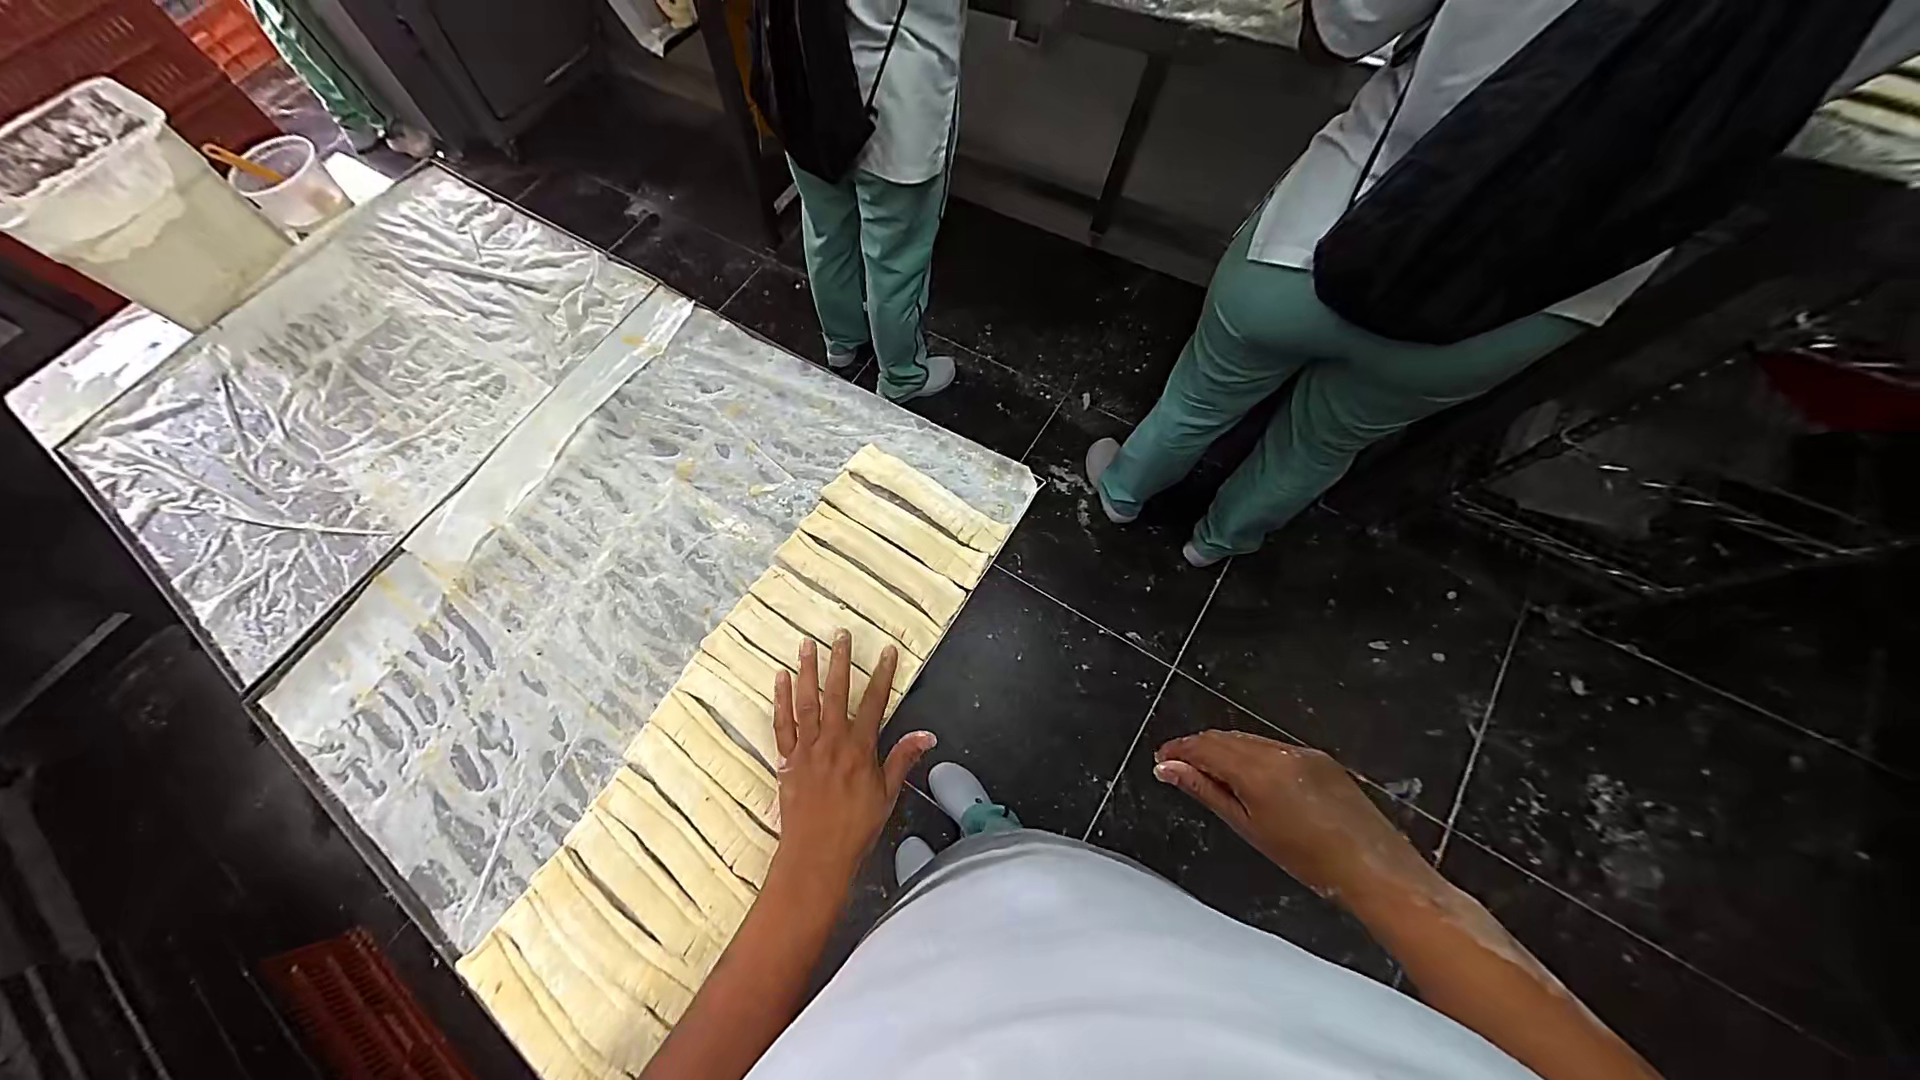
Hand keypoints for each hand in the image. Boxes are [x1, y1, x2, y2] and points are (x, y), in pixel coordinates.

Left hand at [770, 631, 934, 886]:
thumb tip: (928, 735)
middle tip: (841, 634)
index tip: (888, 651)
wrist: (815, 855)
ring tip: (806, 645)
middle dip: (841, 661)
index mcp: (860, 748)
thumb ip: (903, 759)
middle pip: (838, 693)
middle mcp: (833, 741)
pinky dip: (780, 700)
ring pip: (807, 701)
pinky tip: (779, 679)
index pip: (875, 702)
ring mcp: (807, 748)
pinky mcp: (787, 759)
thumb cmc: (856, 827)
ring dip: (807, 671)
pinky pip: (782, 724)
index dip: (883, 674)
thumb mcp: (887, 794)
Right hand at [1153, 730, 1432, 903]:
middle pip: (1223, 737)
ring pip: (1246, 739)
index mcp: (1256, 769)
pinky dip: (1250, 754)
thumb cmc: (1309, 859)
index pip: (1203, 747)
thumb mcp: (1247, 827)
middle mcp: (1277, 751)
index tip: (1162, 759)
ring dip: (1222, 749)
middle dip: (1197, 747)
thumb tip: (1169, 769)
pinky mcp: (1318, 758)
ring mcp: (1300, 752)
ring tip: (1208, 774)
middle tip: (1177, 766)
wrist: (1376, 870)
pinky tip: (1247, 777)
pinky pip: (1271, 747)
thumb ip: (1205, 790)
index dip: (1178, 750)